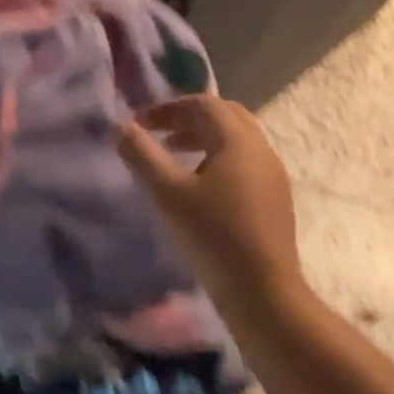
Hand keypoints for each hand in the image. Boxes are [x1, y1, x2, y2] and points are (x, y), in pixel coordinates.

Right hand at [117, 95, 303, 302]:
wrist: (262, 289)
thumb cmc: (212, 235)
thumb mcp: (168, 194)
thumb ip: (142, 156)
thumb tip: (119, 126)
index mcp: (238, 141)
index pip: (204, 104)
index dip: (169, 107)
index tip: (140, 123)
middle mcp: (261, 150)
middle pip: (225, 116)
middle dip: (188, 118)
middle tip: (158, 133)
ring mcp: (272, 175)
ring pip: (237, 140)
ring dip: (203, 139)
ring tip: (173, 155)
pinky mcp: (274, 198)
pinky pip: (244, 162)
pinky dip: (217, 159)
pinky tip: (198, 187)